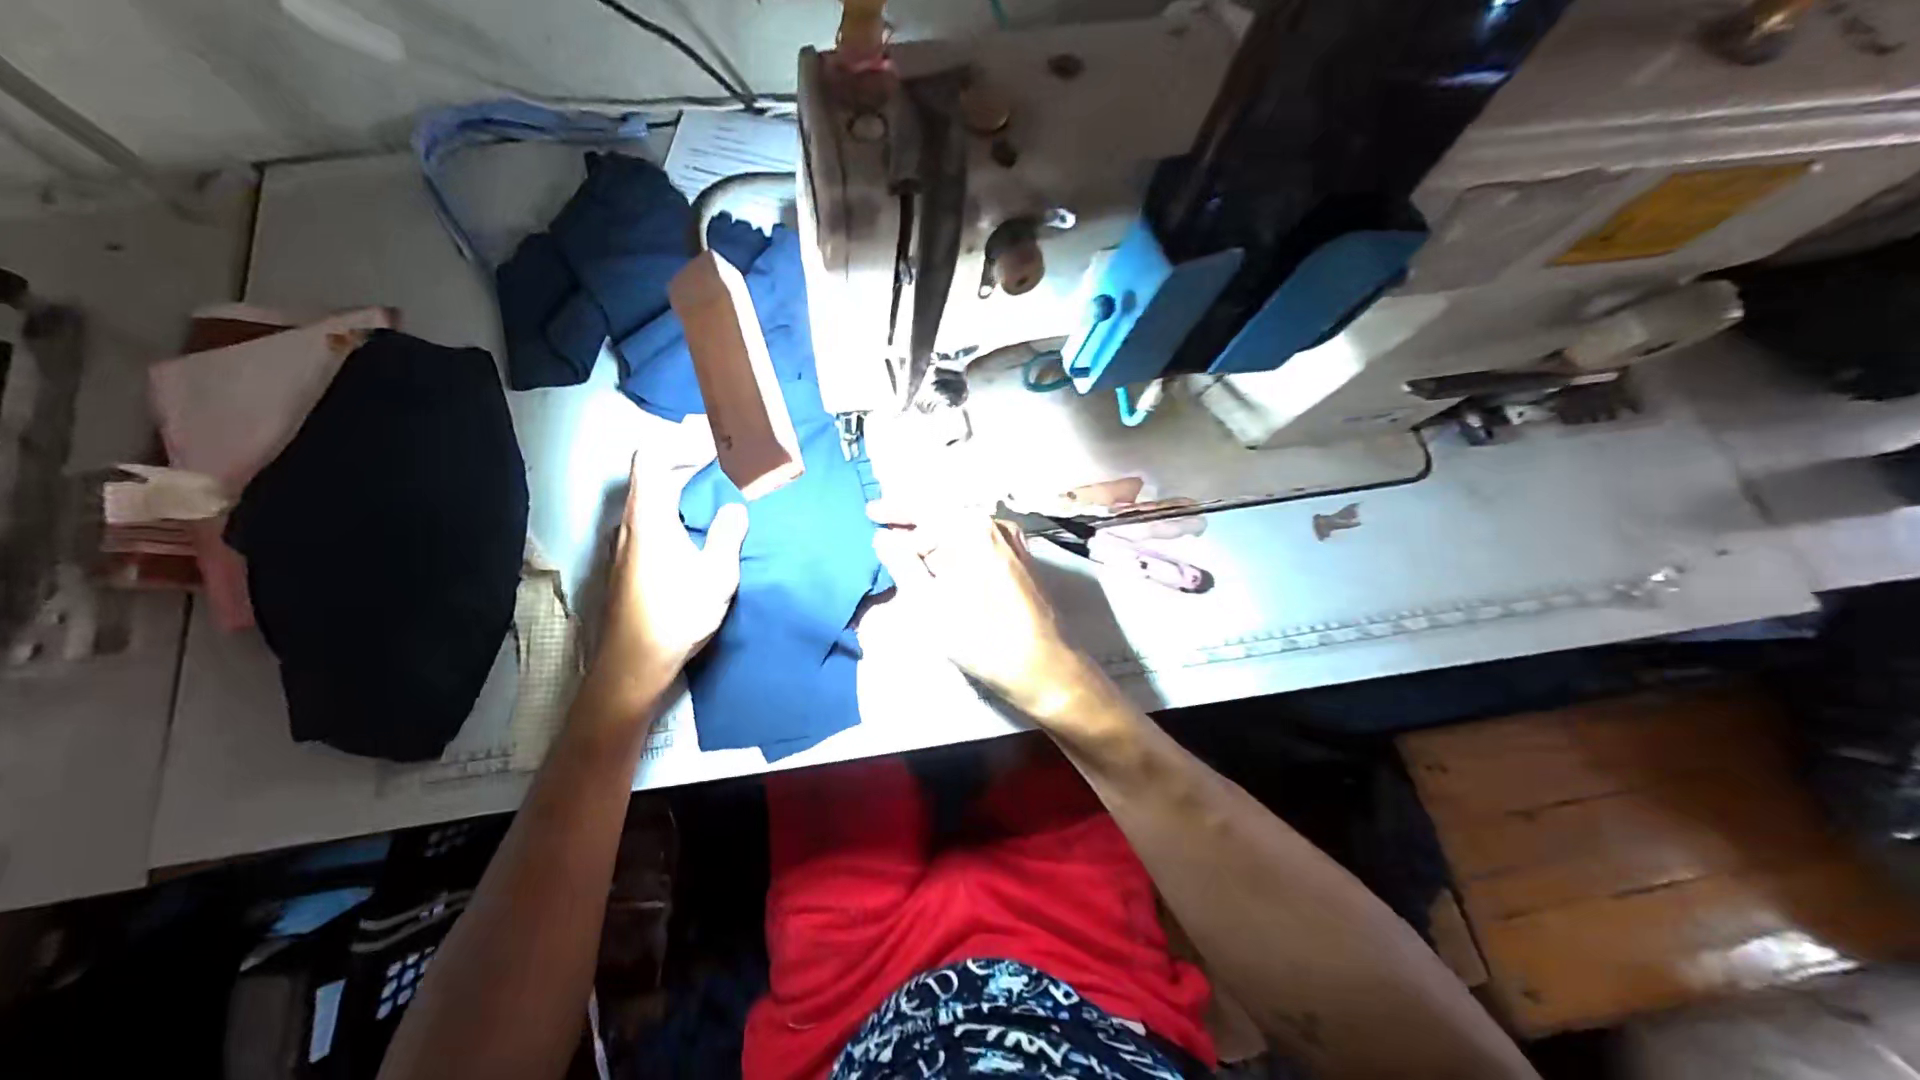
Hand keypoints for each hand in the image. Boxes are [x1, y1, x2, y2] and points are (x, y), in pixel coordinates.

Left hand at [595, 454, 748, 689]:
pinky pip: (648, 522)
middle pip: (649, 476)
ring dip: (678, 489)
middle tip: (723, 465)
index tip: (712, 445)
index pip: (651, 458)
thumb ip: (726, 536)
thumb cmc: (676, 616)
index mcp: (649, 519)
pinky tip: (696, 532)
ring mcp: (624, 545)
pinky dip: (672, 512)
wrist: (633, 664)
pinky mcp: (626, 565)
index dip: (679, 442)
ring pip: (649, 501)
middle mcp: (629, 525)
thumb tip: (734, 508)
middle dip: (685, 463)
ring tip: (714, 495)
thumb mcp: (715, 576)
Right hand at [869, 502, 1113, 726]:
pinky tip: (941, 557)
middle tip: (881, 521)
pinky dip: (955, 543)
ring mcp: (1012, 540)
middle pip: (944, 513)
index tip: (869, 513)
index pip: (922, 509)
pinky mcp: (1021, 558)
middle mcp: (995, 524)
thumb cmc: (983, 638)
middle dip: (912, 519)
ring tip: (906, 541)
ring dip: (933, 532)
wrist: (1045, 666)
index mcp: (971, 528)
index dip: (893, 511)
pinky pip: (979, 539)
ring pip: (963, 526)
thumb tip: (883, 538)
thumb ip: (903, 566)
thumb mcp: (929, 605)